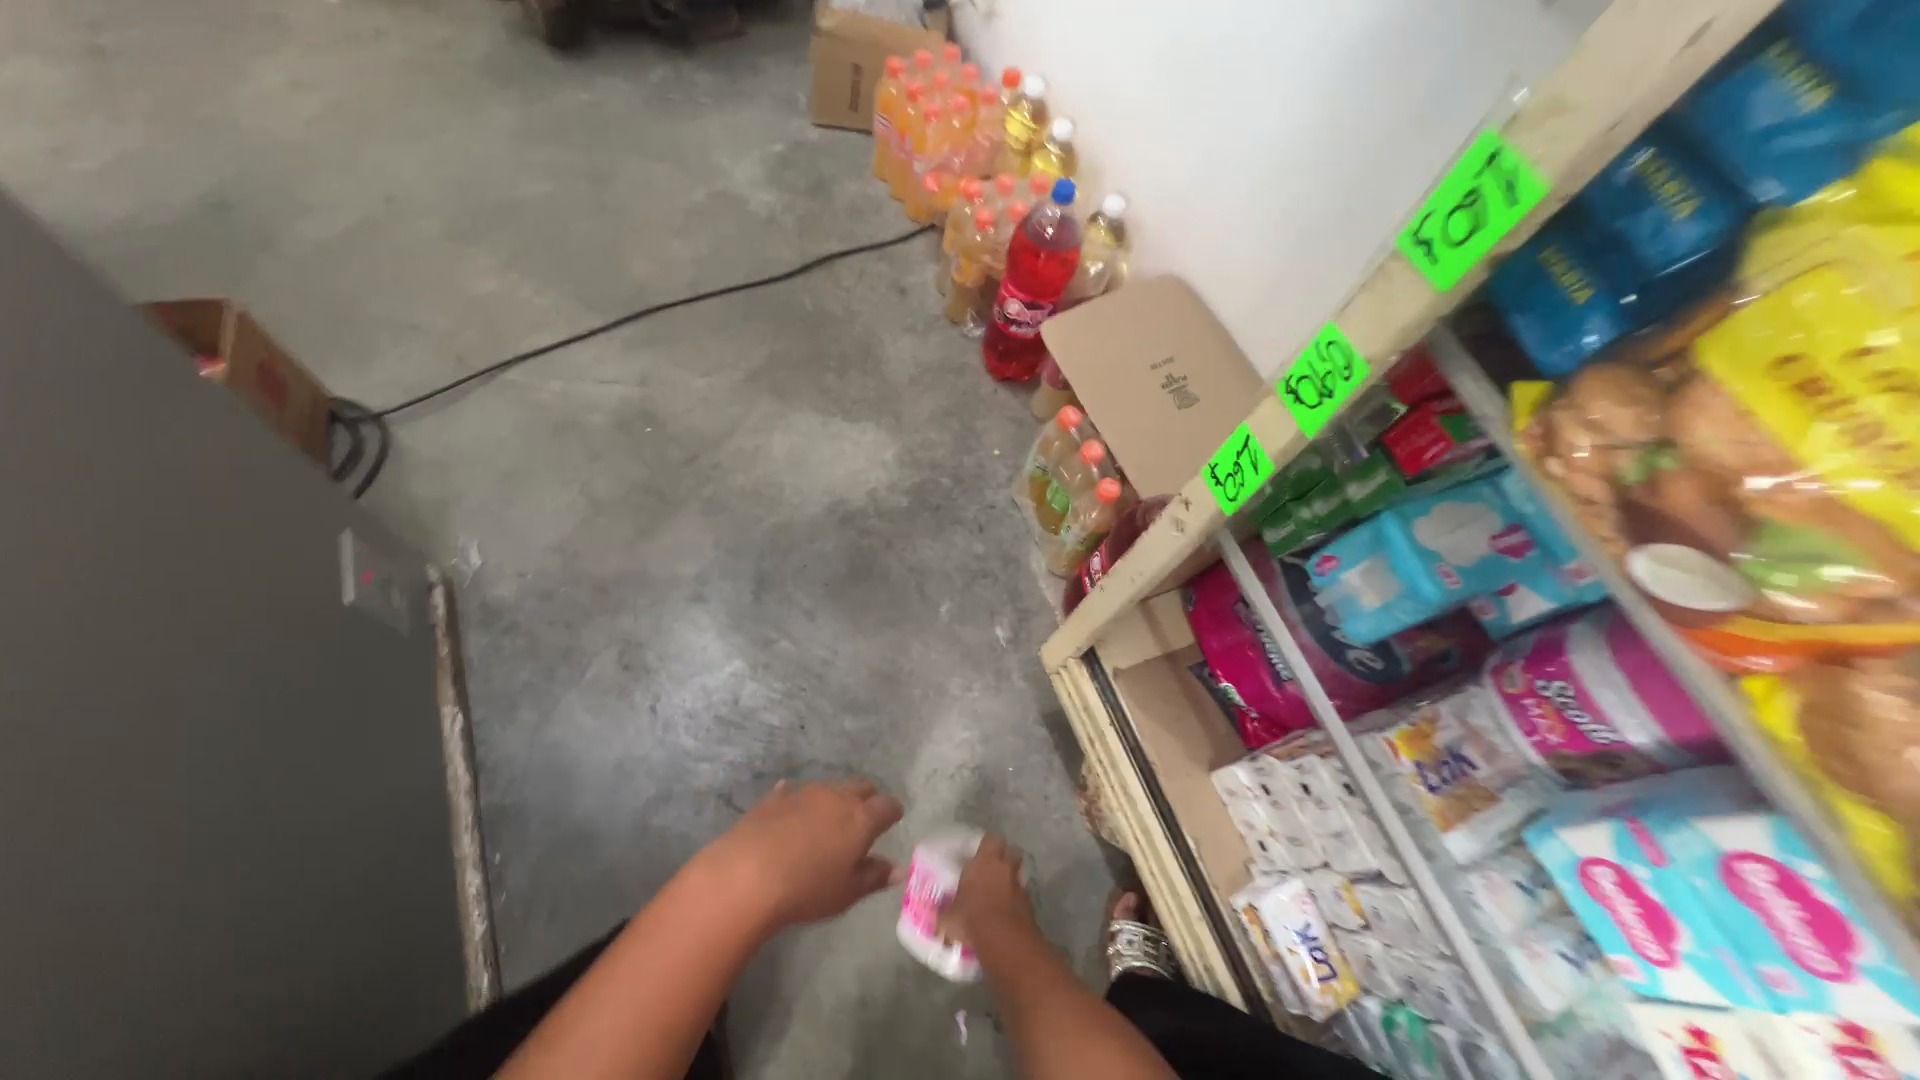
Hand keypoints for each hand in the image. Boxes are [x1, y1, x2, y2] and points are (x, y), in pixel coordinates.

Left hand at [695, 778, 903, 931]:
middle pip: (861, 786)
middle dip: (867, 798)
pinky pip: (793, 791)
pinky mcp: (774, 798)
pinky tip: (791, 809)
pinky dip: (798, 800)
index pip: (887, 805)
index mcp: (861, 819)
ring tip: (828, 819)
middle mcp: (836, 797)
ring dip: (834, 798)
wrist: (745, 876)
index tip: (893, 821)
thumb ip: (874, 877)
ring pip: (829, 787)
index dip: (892, 812)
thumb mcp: (846, 893)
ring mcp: (803, 793)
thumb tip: (899, 869)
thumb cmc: (806, 889)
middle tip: (864, 818)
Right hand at [941, 833, 1037, 947]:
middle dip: (1005, 855)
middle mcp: (1004, 868)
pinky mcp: (1030, 904)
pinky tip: (1006, 911)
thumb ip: (945, 914)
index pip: (991, 839)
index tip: (981, 851)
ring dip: (1011, 879)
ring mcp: (1020, 886)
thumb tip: (937, 920)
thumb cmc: (971, 919)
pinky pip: (1022, 895)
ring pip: (1018, 873)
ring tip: (999, 890)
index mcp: (984, 863)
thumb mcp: (950, 918)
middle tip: (993, 866)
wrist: (1005, 940)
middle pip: (1012, 851)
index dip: (988, 843)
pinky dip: (1016, 900)